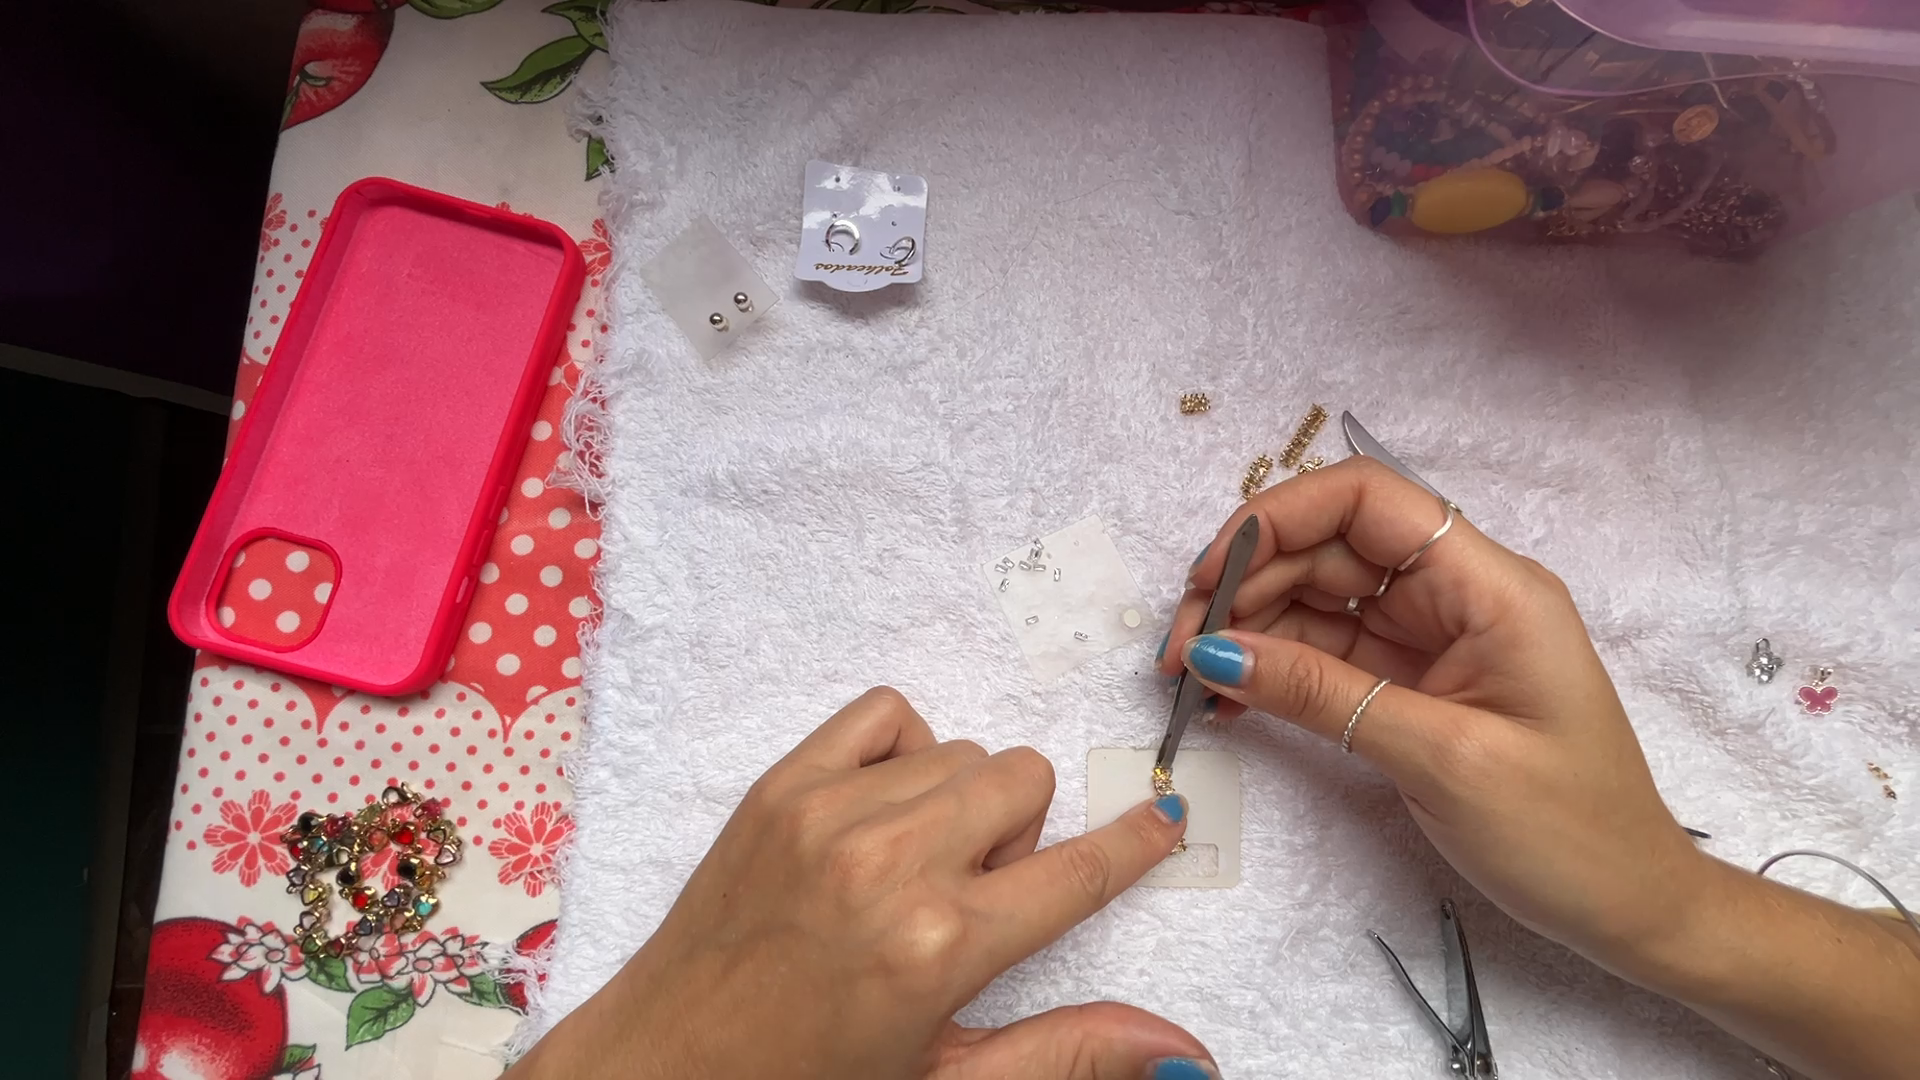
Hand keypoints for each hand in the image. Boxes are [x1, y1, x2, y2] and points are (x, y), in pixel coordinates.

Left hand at [510, 687, 1217, 1079]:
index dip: (1133, 845)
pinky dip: (904, 748)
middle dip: (1017, 829)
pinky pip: (887, 711)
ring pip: (960, 750)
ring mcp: (832, 810)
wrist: (663, 1068)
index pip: (1073, 873)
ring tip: (914, 857)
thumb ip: (1068, 1055)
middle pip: (1019, 777)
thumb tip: (1187, 1048)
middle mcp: (892, 863)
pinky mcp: (784, 780)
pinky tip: (881, 803)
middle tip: (970, 885)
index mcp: (940, 947)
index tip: (1164, 818)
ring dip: (959, 800)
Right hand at [1157, 457, 1707, 981]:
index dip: (1280, 516)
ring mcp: (1416, 630)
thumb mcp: (1437, 757)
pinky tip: (1226, 698)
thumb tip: (1209, 651)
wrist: (1627, 912)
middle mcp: (1445, 590)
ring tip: (1189, 680)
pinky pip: (1312, 647)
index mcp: (1484, 585)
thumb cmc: (1566, 833)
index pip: (1367, 500)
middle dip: (1240, 587)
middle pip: (1320, 549)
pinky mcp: (1394, 670)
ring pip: (1305, 596)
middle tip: (1179, 650)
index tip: (1211, 574)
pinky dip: (1263, 666)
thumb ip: (1317, 693)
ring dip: (1240, 629)